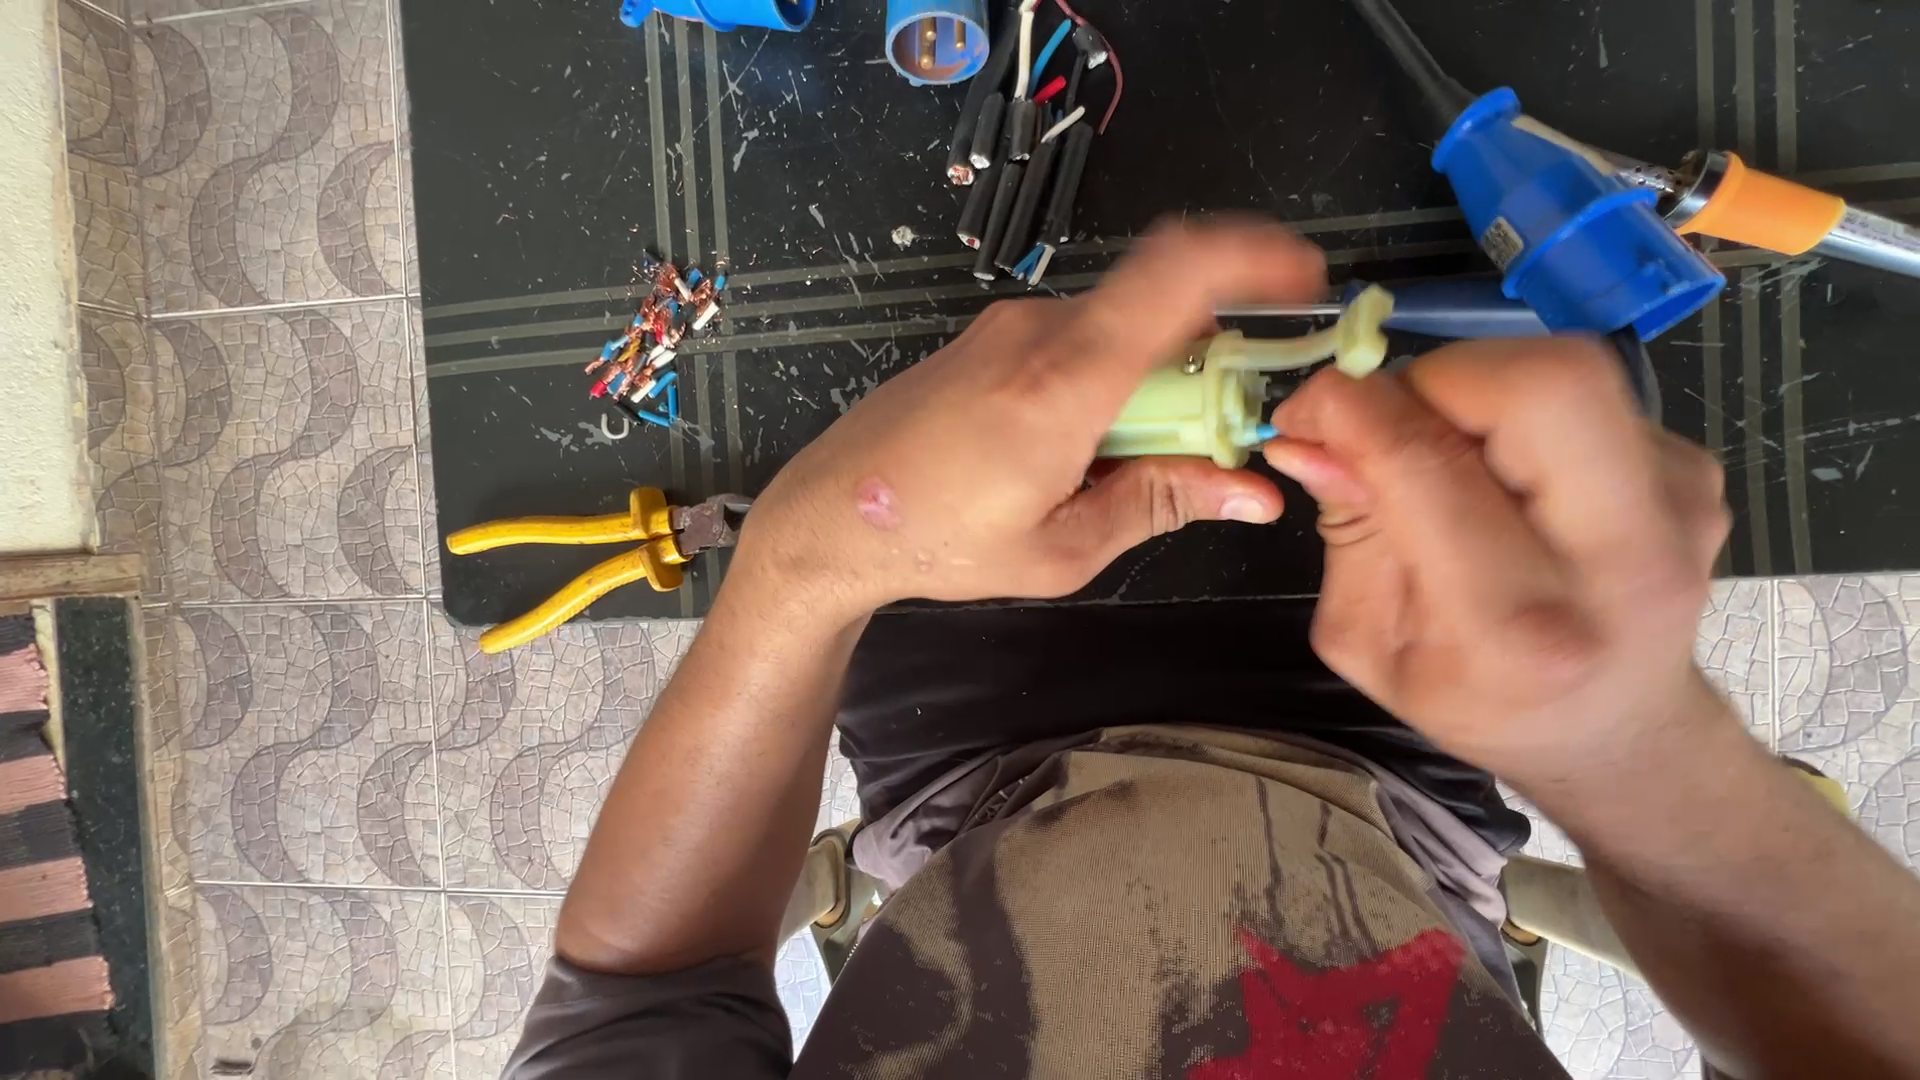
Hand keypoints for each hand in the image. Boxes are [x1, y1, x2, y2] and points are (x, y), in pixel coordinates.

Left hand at [726, 221, 1326, 622]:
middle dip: (1202, 366)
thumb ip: (1160, 504)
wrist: (830, 516)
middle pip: (1155, 312)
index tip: (1301, 280)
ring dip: (1144, 382)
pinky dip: (1099, 378)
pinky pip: (1067, 341)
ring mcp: (1002, 329)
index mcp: (1064, 382)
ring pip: (1111, 330)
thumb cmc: (942, 543)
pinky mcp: (982, 341)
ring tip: (1120, 461)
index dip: (1253, 257)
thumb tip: (1254, 491)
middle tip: (1207, 438)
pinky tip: (1070, 444)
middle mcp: (1036, 332)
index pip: (1176, 273)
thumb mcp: (1061, 548)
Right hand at [1263, 338, 1734, 788]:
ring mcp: (1677, 502)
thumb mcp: (1366, 641)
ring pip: (1563, 371)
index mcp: (1515, 621)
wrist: (1613, 731)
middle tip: (1383, 419)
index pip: (1429, 465)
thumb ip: (1345, 533)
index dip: (1351, 413)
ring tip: (1432, 452)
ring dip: (1465, 391)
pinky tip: (1493, 472)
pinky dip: (1506, 414)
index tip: (1302, 413)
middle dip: (1431, 375)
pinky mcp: (1695, 469)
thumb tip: (1302, 439)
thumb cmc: (1470, 701)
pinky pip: (1579, 398)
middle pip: (1542, 383)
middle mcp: (1621, 554)